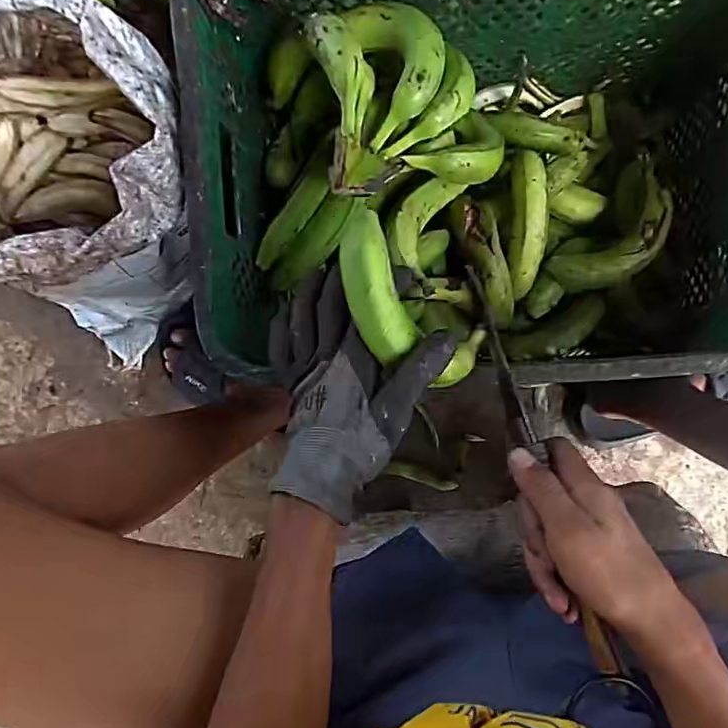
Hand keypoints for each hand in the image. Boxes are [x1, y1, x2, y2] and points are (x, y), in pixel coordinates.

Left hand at [267, 267, 456, 523]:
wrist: (321, 472)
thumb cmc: (363, 442)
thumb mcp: (397, 409)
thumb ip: (417, 371)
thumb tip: (447, 338)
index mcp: (352, 358)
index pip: (369, 312)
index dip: (387, 288)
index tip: (406, 273)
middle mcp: (323, 354)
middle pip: (330, 306)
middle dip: (342, 277)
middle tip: (353, 255)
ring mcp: (302, 367)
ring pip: (302, 318)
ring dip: (309, 291)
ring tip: (317, 270)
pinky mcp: (289, 382)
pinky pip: (280, 346)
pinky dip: (282, 326)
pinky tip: (284, 313)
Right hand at [507, 438, 708, 655]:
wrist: (651, 621)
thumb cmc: (608, 572)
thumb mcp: (565, 528)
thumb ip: (541, 489)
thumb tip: (518, 451)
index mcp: (585, 488)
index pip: (555, 452)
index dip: (532, 466)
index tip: (523, 497)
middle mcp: (589, 504)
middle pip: (542, 502)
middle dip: (535, 537)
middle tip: (547, 559)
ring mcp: (592, 532)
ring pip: (548, 537)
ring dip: (546, 570)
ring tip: (559, 599)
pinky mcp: (594, 558)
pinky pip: (562, 561)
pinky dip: (559, 583)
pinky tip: (567, 604)